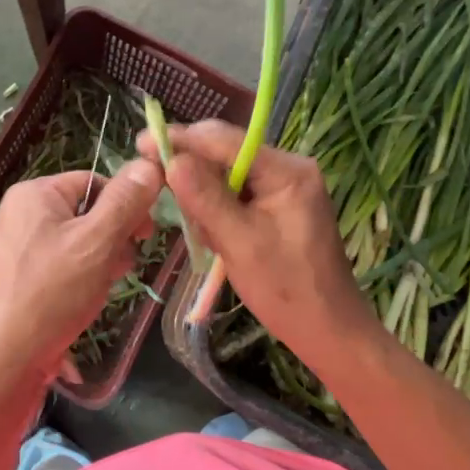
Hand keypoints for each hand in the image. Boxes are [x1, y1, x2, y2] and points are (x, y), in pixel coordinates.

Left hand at [0, 160, 163, 384]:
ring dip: (102, 264)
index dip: (126, 205)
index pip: (95, 180)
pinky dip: (83, 281)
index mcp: (34, 193)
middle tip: (118, 269)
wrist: (2, 363)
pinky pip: (66, 267)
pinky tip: (86, 303)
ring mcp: (21, 248)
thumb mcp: (95, 243)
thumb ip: (125, 203)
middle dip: (113, 240)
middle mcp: (24, 213)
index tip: (146, 236)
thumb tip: (149, 163)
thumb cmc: (50, 294)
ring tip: (100, 290)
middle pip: (89, 212)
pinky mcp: (24, 278)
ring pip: (82, 243)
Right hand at [140, 120, 380, 368]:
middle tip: (157, 188)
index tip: (140, 144)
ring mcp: (283, 184)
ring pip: (224, 172)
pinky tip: (213, 234)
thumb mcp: (239, 243)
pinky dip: (216, 208)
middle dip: (191, 171)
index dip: (180, 139)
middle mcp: (287, 166)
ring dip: (203, 196)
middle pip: (223, 152)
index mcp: (287, 170)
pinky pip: (235, 191)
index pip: (224, 139)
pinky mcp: (277, 202)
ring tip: (200, 231)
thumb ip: (204, 198)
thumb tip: (170, 160)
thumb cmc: (287, 290)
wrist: (329, 331)